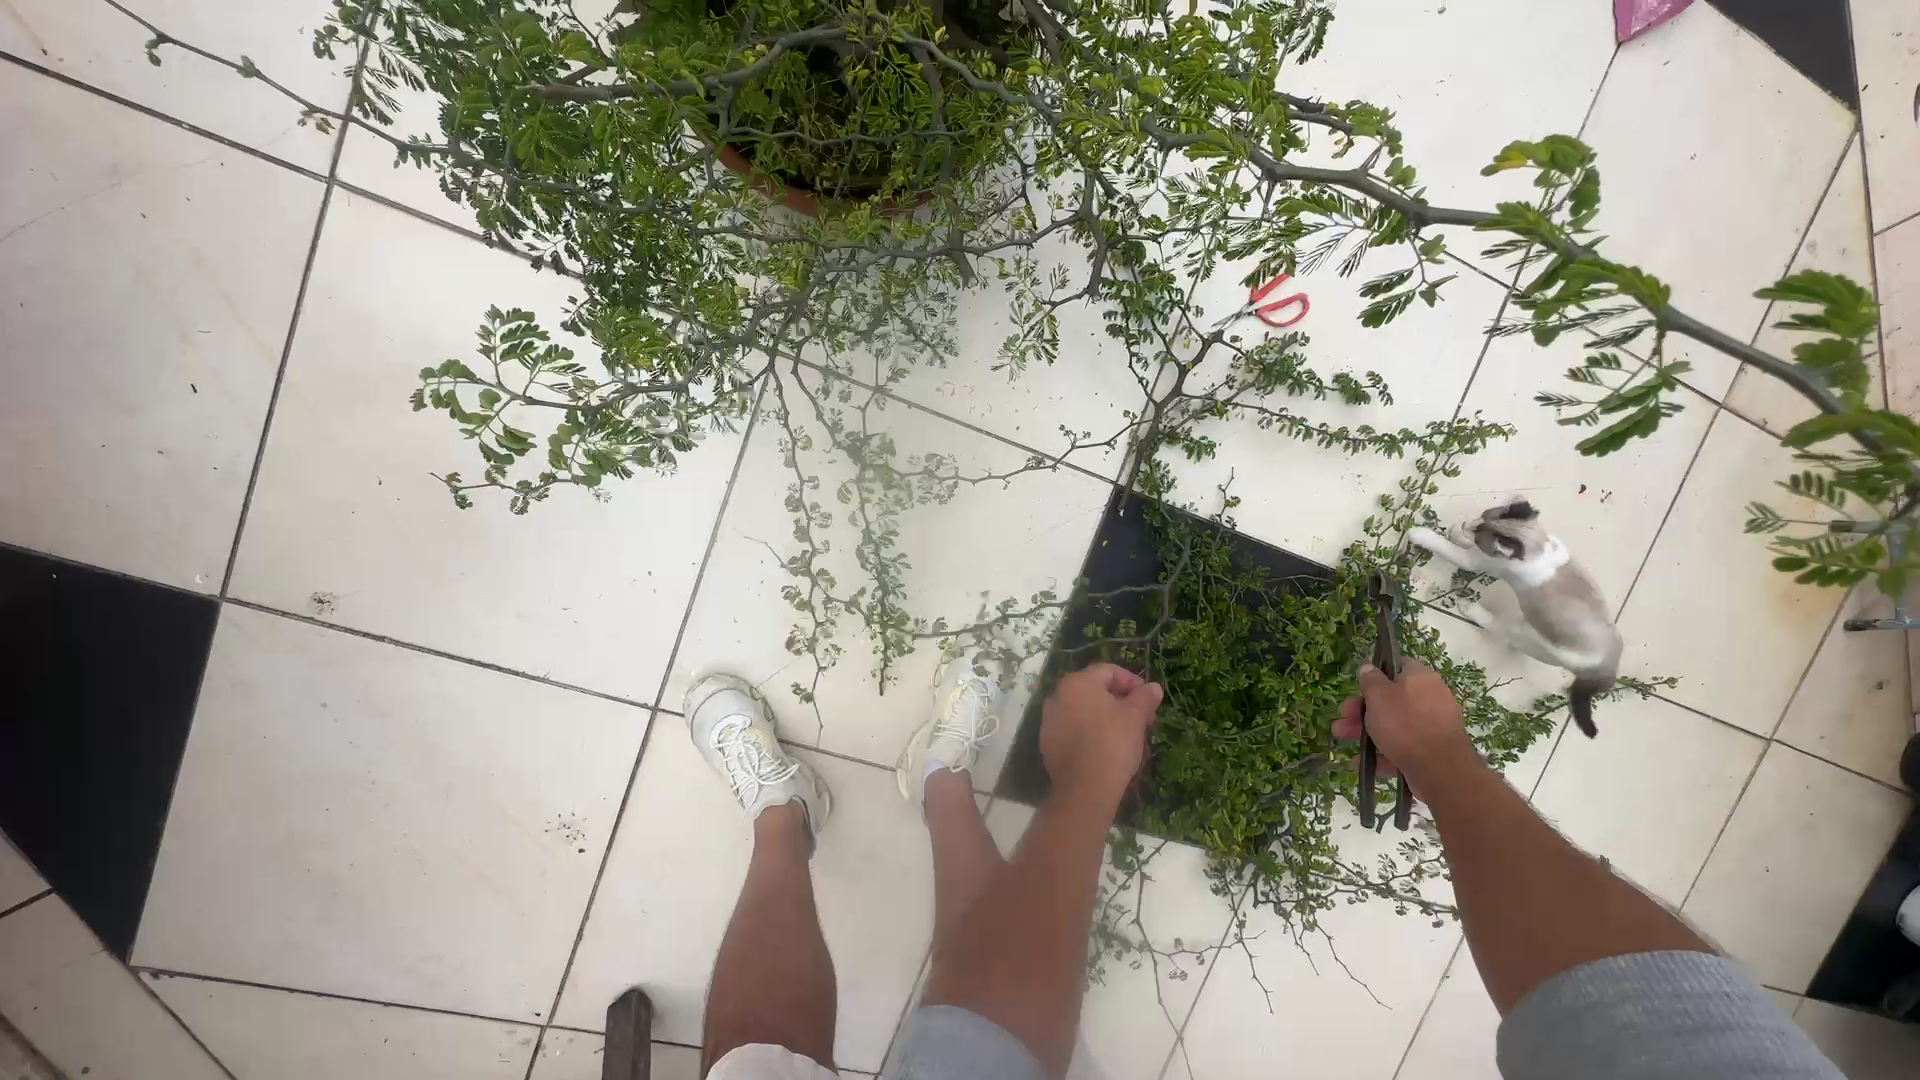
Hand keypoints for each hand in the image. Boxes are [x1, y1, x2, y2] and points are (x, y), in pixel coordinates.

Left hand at [1040, 663, 1162, 803]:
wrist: (1084, 788)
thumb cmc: (1112, 743)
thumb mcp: (1135, 717)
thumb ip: (1144, 697)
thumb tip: (1153, 687)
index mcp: (1077, 683)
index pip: (1107, 671)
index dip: (1131, 681)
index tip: (1148, 698)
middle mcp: (1058, 696)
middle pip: (1094, 690)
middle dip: (1121, 701)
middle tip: (1142, 718)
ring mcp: (1050, 720)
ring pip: (1084, 710)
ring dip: (1106, 717)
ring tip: (1128, 734)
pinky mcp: (1048, 743)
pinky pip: (1074, 729)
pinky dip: (1091, 732)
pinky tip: (1107, 748)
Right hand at [1332, 659, 1479, 796]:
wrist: (1440, 769)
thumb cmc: (1404, 724)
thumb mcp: (1378, 696)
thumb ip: (1370, 679)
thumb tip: (1368, 666)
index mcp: (1420, 678)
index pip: (1397, 666)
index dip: (1375, 674)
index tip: (1358, 687)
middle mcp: (1431, 697)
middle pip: (1391, 698)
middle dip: (1361, 709)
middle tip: (1343, 718)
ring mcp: (1433, 724)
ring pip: (1394, 723)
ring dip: (1367, 731)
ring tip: (1344, 740)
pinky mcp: (1433, 748)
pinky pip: (1403, 744)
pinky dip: (1383, 751)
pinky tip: (1363, 761)